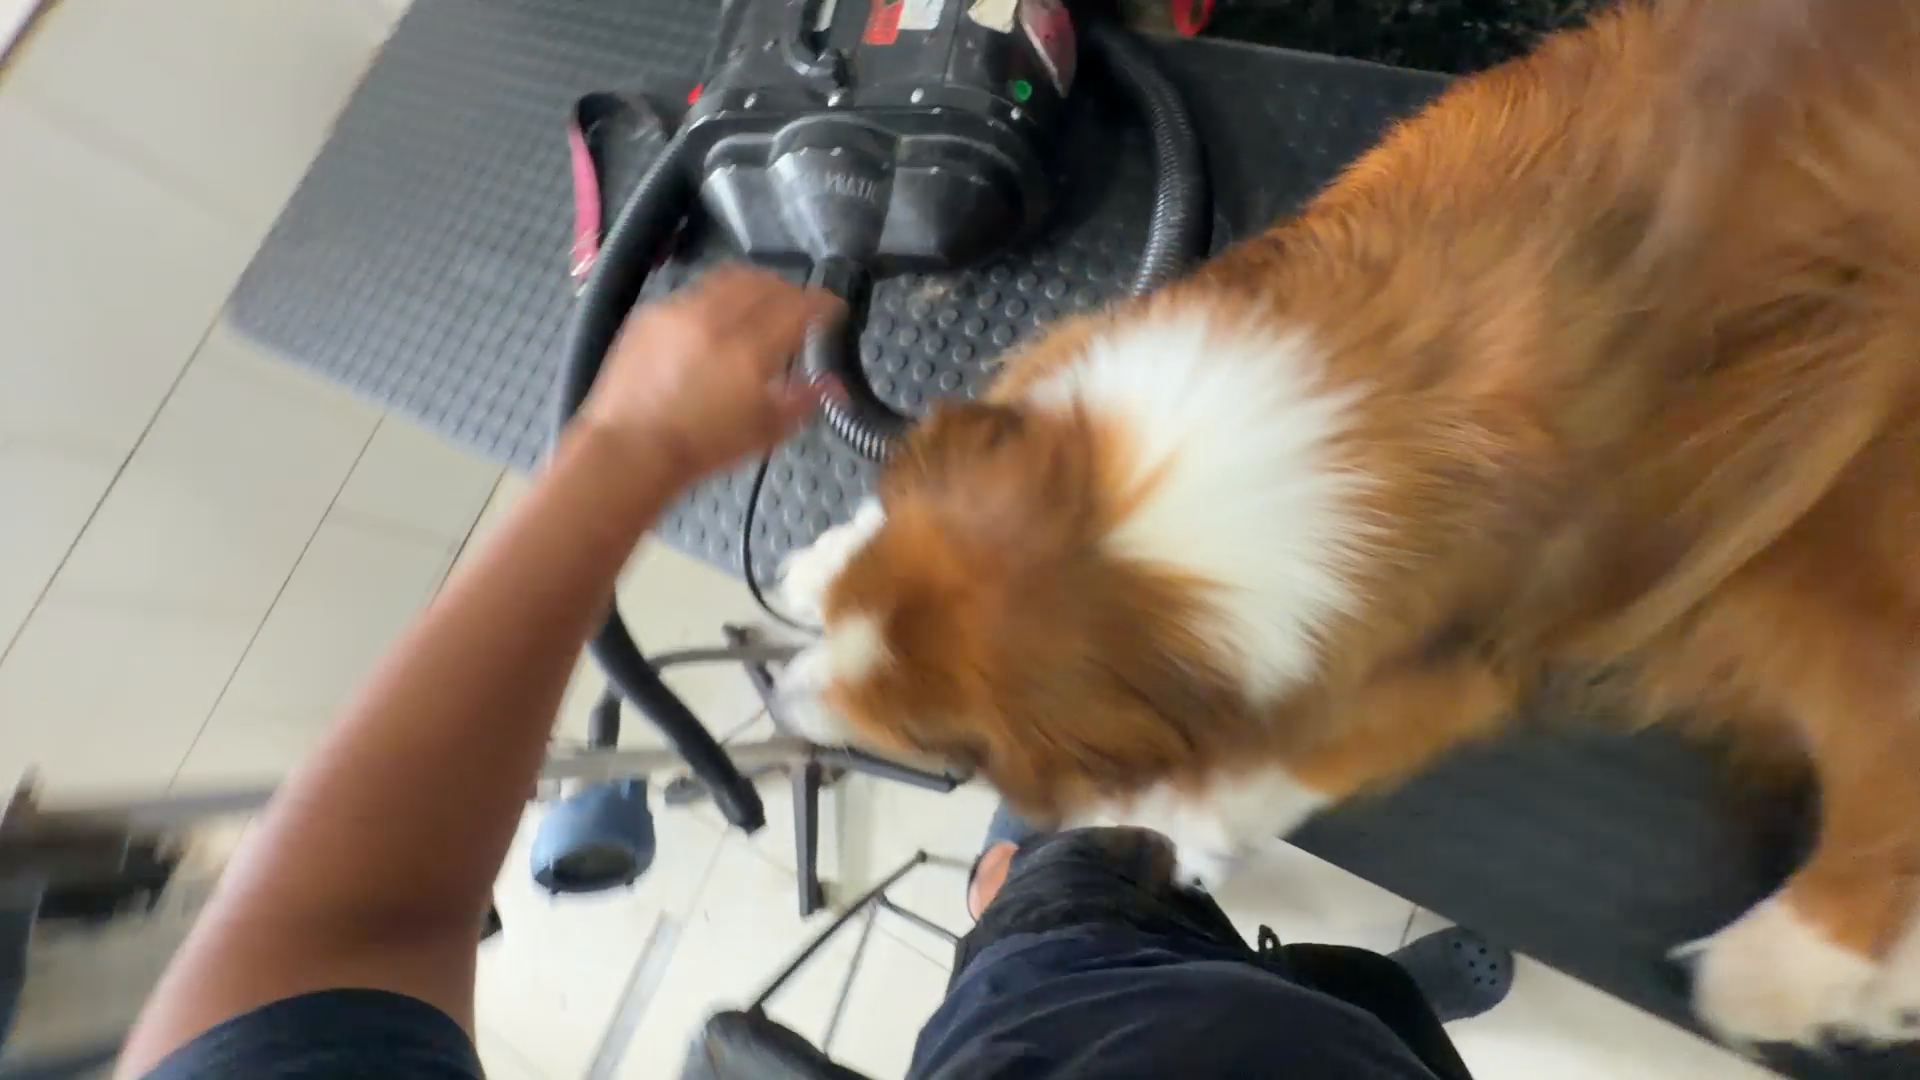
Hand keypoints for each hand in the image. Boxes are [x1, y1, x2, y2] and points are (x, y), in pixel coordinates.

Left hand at [578, 264, 844, 478]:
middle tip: (802, 306)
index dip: (823, 303)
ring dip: (757, 286)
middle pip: (766, 283)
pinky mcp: (652, 314)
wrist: (631, 448)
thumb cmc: (704, 447)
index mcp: (749, 351)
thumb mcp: (765, 432)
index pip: (798, 307)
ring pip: (730, 278)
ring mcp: (680, 312)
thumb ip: (804, 401)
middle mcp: (716, 320)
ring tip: (765, 302)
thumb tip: (833, 384)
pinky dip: (720, 298)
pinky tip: (720, 321)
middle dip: (791, 290)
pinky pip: (697, 292)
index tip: (834, 308)